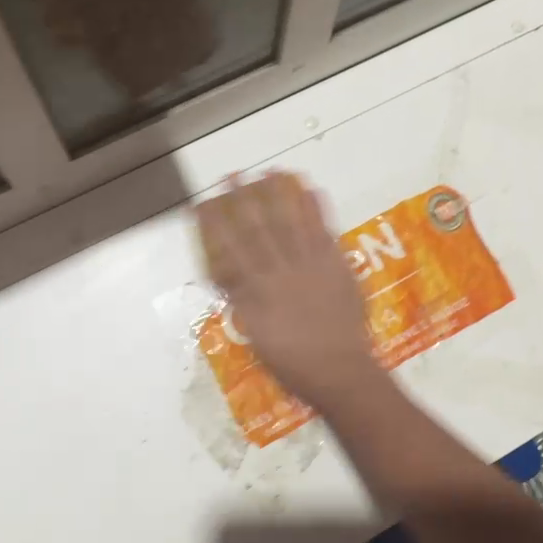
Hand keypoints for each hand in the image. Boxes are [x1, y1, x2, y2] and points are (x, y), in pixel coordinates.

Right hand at [194, 172, 390, 412]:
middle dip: (243, 199)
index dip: (215, 223)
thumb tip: (226, 275)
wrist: (339, 371)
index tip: (203, 202)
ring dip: (279, 194)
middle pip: (258, 227)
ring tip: (270, 170)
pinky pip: (324, 230)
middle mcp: (280, 269)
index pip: (229, 248)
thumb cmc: (293, 363)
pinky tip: (310, 189)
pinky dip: (316, 209)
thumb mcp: (256, 336)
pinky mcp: (336, 264)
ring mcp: (310, 263)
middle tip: (232, 174)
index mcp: (257, 290)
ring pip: (291, 221)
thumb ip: (243, 302)